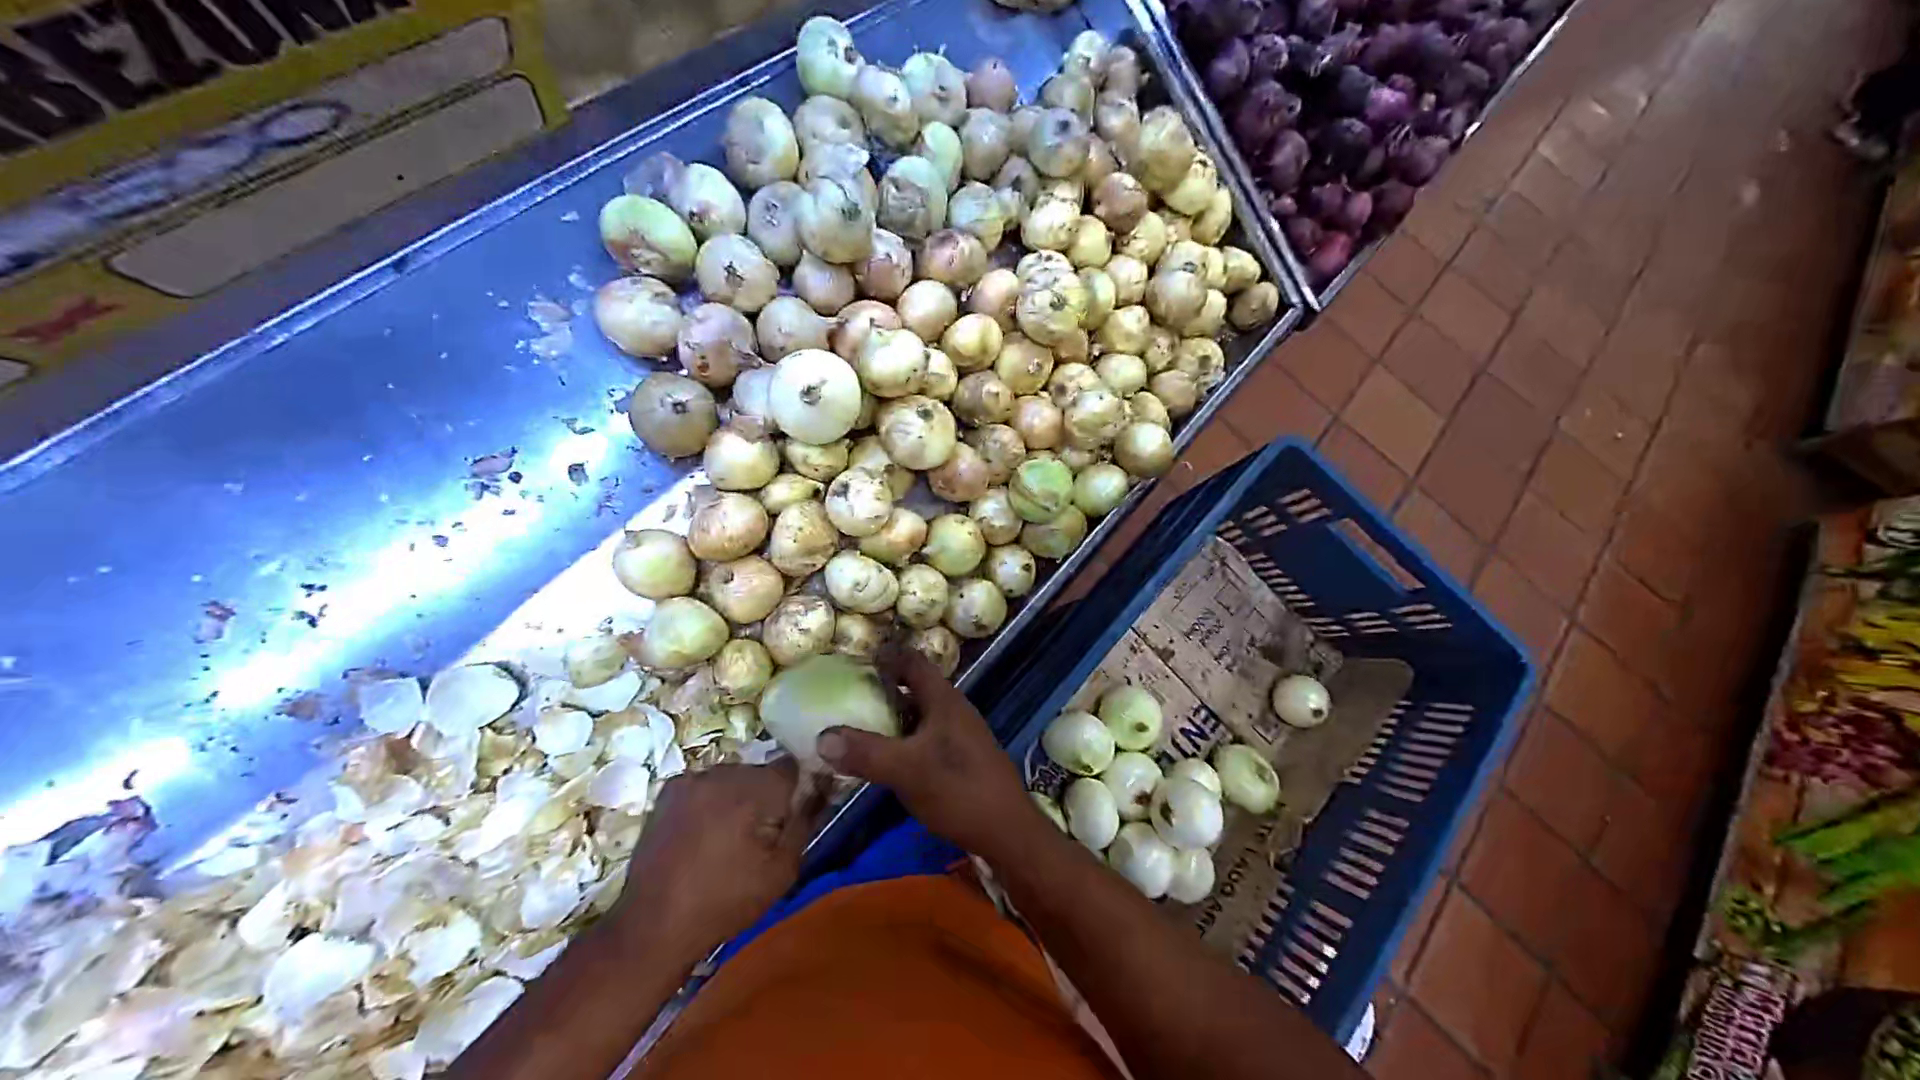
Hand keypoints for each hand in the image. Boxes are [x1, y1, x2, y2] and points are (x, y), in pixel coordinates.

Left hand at [612, 760, 824, 963]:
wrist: (653, 925)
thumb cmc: (725, 902)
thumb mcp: (782, 870)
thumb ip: (805, 821)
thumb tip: (822, 786)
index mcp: (756, 788)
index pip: (792, 766)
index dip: (799, 786)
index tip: (795, 812)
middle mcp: (725, 772)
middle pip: (760, 772)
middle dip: (766, 795)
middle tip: (761, 835)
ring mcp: (692, 779)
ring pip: (732, 777)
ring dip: (737, 797)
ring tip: (729, 837)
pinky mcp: (668, 791)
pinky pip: (704, 786)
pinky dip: (709, 801)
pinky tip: (703, 833)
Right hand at [818, 649, 1043, 861]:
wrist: (1008, 832)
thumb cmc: (958, 789)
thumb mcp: (906, 770)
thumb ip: (865, 752)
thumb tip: (822, 737)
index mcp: (944, 700)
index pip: (912, 662)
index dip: (885, 657)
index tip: (854, 662)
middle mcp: (954, 710)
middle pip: (915, 688)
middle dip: (883, 689)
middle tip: (848, 696)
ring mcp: (961, 735)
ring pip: (921, 716)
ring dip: (893, 718)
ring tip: (859, 727)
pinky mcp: (963, 759)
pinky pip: (927, 738)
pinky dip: (905, 741)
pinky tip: (888, 760)